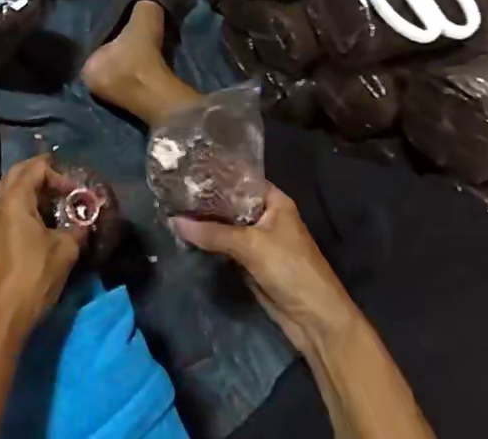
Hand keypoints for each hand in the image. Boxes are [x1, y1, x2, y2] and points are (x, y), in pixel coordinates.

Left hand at [0, 154, 86, 336]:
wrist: (3, 316)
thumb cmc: (35, 275)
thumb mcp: (66, 248)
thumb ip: (78, 226)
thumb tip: (88, 217)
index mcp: (15, 199)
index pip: (37, 168)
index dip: (59, 175)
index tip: (75, 192)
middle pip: (17, 172)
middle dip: (40, 172)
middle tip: (62, 182)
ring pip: (7, 189)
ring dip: (28, 187)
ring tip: (50, 198)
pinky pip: (4, 206)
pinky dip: (20, 202)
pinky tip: (36, 219)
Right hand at [173, 185, 358, 351]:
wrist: (314, 319)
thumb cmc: (290, 268)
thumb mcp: (251, 245)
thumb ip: (213, 233)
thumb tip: (175, 221)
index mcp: (274, 201)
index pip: (241, 180)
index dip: (217, 175)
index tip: (188, 169)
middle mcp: (266, 216)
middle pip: (232, 204)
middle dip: (207, 201)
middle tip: (174, 191)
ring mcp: (259, 241)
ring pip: (228, 227)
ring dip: (207, 223)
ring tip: (174, 208)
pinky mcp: (252, 263)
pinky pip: (227, 247)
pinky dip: (211, 243)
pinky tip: (187, 235)